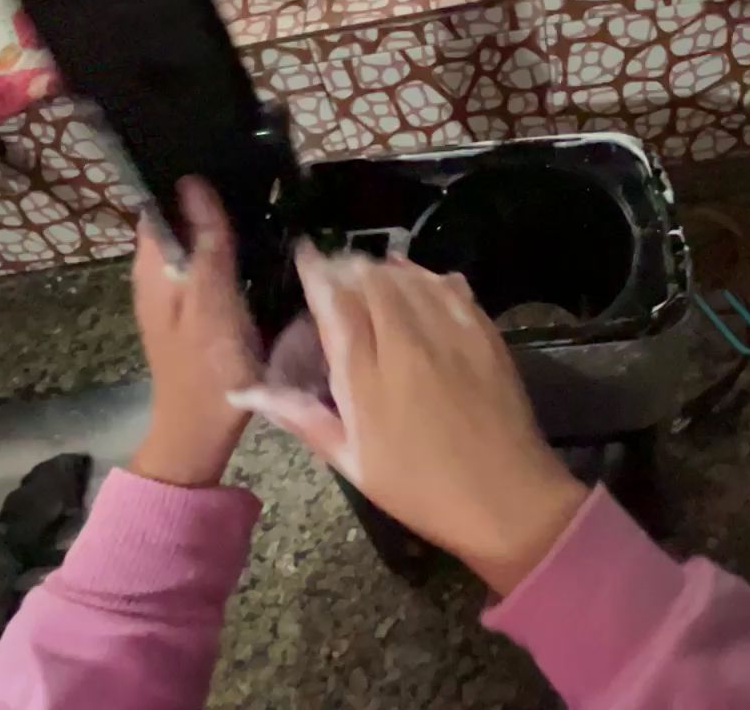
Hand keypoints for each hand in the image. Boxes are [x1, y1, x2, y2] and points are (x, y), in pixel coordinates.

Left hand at [128, 177, 259, 487]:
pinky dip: (231, 248)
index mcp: (153, 266)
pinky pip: (211, 262)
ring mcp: (177, 290)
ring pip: (197, 239)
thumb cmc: (208, 364)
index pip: (157, 203)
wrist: (202, 429)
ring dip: (224, 221)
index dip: (184, 179)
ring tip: (266, 200)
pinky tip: (260, 243)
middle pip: (179, 218)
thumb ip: (206, 242)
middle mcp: (158, 272)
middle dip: (212, 196)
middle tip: (259, 177)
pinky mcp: (198, 305)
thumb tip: (193, 183)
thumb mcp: (211, 300)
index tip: (227, 158)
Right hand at [230, 247, 588, 594]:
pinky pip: (451, 286)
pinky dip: (428, 275)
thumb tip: (244, 390)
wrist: (505, 495)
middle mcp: (407, 342)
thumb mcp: (352, 462)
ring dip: (385, 267)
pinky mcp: (484, 332)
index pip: (336, 304)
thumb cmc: (420, 488)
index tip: (304, 254)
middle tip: (336, 267)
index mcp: (367, 376)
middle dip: (348, 265)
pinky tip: (418, 277)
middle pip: (371, 280)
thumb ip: (302, 416)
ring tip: (370, 268)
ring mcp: (450, 333)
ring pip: (411, 277)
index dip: (317, 272)